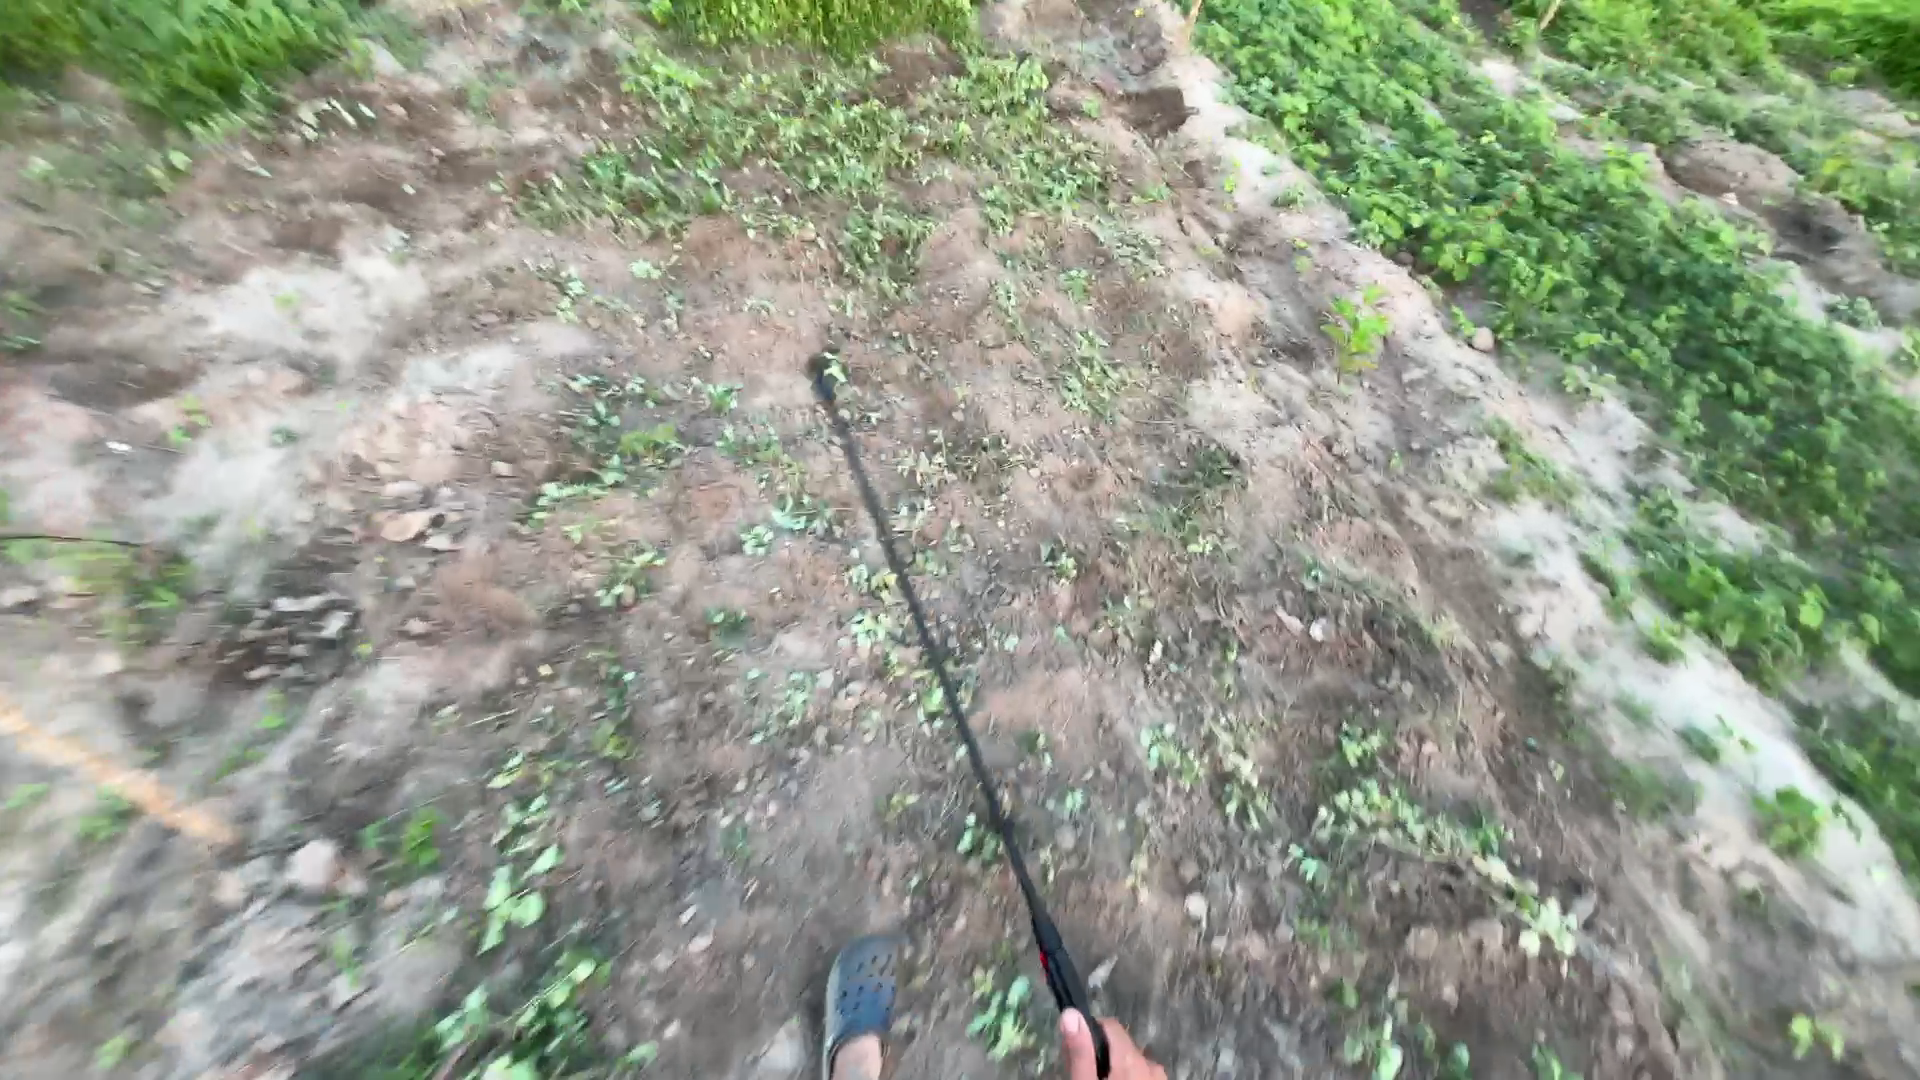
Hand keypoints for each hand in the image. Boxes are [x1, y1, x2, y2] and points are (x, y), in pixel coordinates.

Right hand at [1060, 1010, 1165, 1079]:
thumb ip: (1079, 1051)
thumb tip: (1070, 1012)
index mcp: (1131, 1057)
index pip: (1108, 1025)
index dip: (1089, 1034)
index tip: (1077, 1052)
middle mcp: (1151, 1063)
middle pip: (1120, 1045)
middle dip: (1103, 1054)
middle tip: (1085, 1073)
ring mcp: (1160, 1078)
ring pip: (1133, 1063)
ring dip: (1117, 1069)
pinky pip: (1144, 1076)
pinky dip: (1132, 1079)